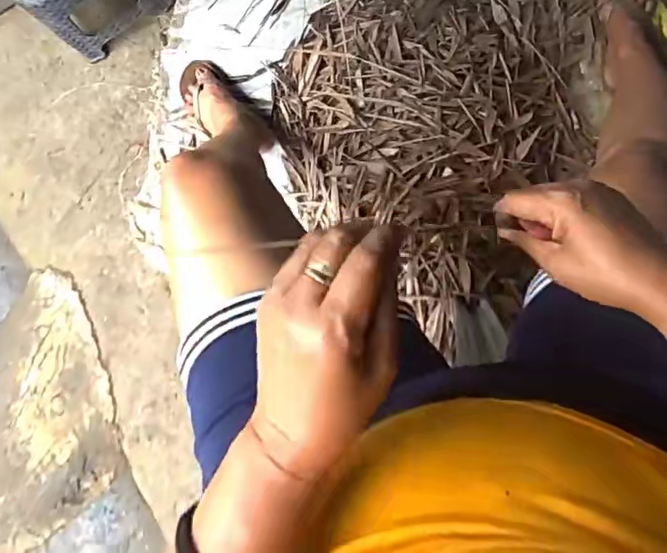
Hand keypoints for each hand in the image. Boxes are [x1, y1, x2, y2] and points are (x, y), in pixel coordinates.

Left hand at [247, 222, 402, 480]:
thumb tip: (391, 258)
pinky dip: (319, 249)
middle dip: (362, 228)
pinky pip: (296, 258)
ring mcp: (277, 299)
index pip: (363, 260)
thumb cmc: (344, 411)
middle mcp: (300, 305)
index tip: (400, 229)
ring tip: (361, 239)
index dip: (384, 237)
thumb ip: (388, 306)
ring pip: (312, 242)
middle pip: (334, 241)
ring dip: (340, 234)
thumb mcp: (383, 366)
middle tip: (382, 231)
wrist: (284, 438)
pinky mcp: (266, 299)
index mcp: (334, 327)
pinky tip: (335, 258)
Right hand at [495, 180, 666, 318]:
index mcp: (561, 199)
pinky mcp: (614, 196)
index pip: (516, 198)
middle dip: (528, 215)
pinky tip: (580, 237)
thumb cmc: (604, 276)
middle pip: (536, 193)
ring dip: (549, 214)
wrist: (660, 281)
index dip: (502, 213)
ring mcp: (598, 187)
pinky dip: (570, 211)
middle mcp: (577, 184)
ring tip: (560, 245)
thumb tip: (506, 230)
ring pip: (558, 194)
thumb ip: (526, 242)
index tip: (500, 231)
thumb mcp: (557, 265)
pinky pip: (578, 196)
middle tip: (536, 246)